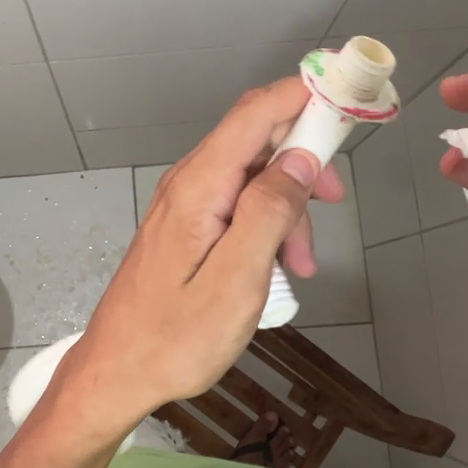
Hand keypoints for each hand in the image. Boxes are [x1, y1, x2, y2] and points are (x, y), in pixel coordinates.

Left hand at [47, 78, 343, 436]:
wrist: (117, 373)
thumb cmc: (174, 339)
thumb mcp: (236, 280)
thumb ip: (269, 212)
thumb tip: (300, 158)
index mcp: (199, 186)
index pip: (255, 112)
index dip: (304, 93)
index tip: (350, 94)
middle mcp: (189, 182)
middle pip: (257, 139)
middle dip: (304, 161)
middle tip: (335, 200)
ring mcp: (186, 204)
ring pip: (253, 176)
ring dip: (288, 206)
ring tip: (302, 263)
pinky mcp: (188, 226)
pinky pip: (238, 205)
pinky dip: (267, 224)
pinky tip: (279, 266)